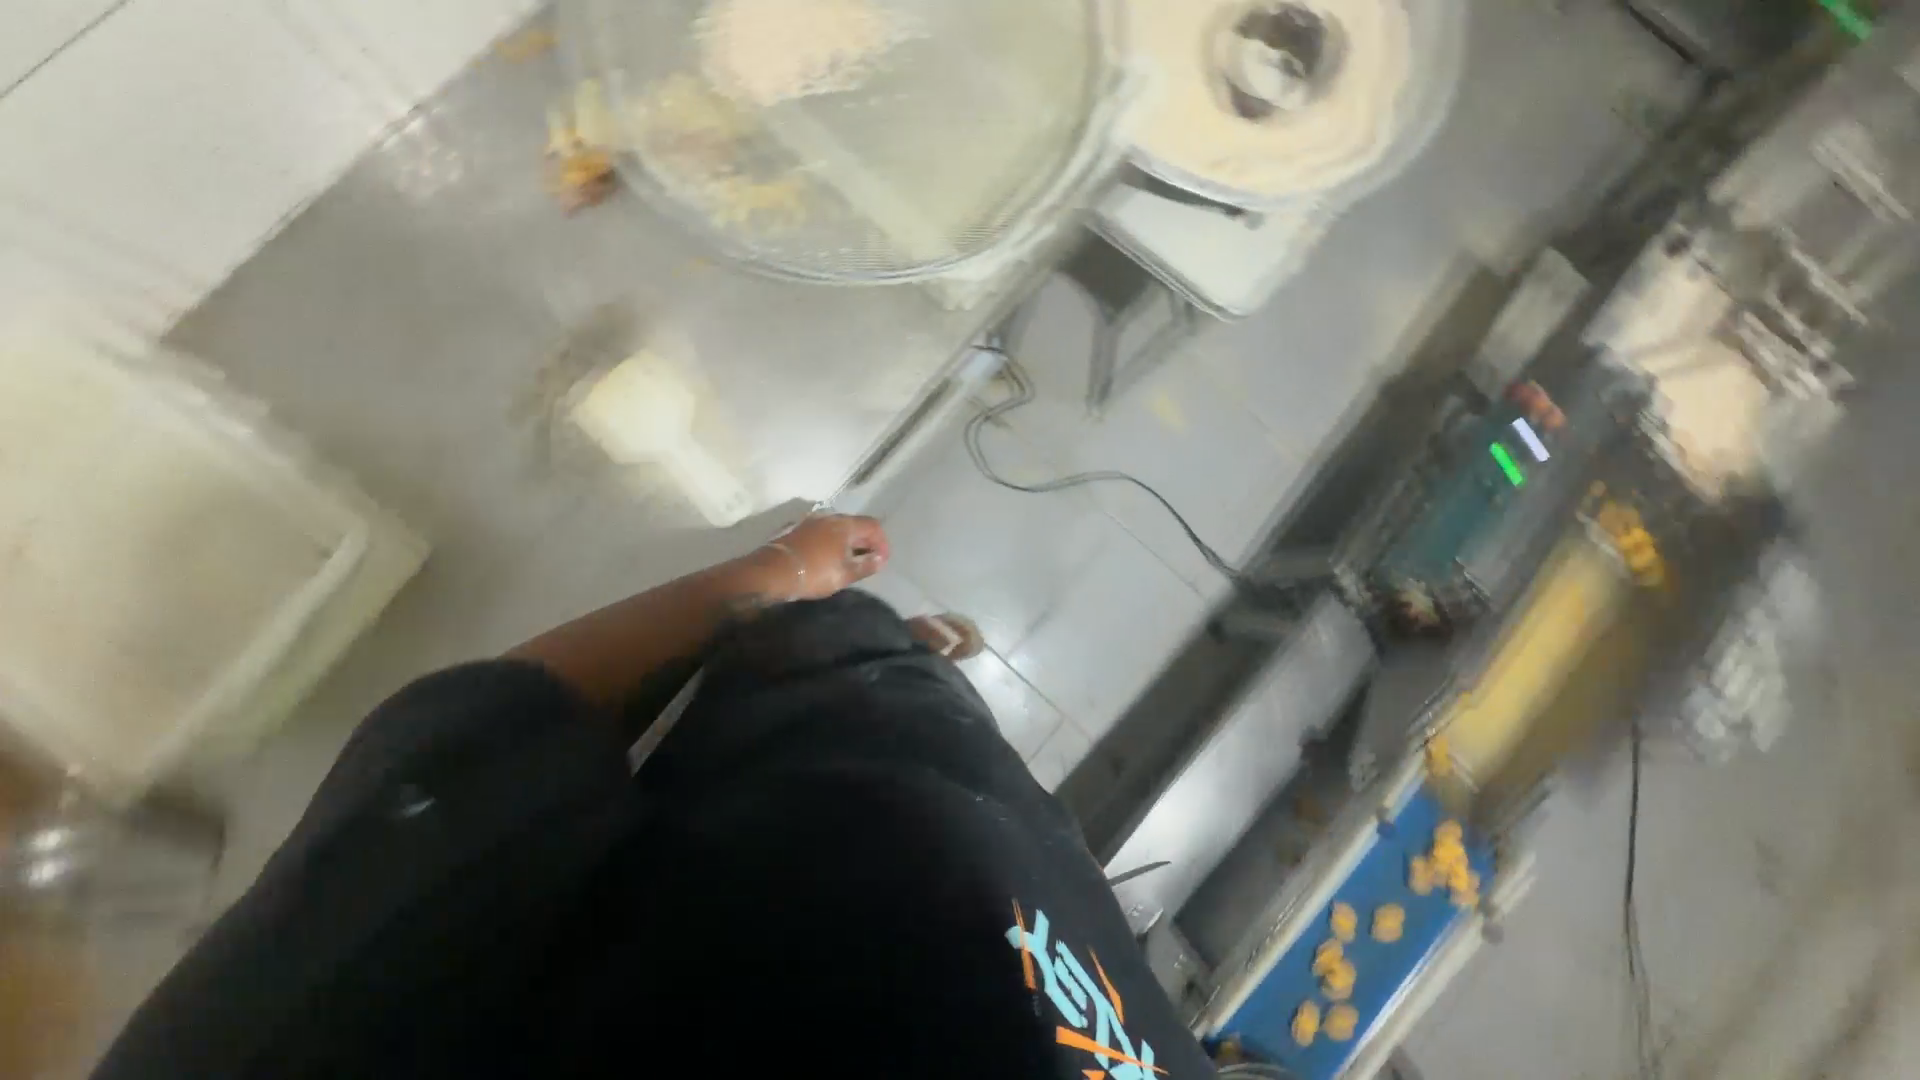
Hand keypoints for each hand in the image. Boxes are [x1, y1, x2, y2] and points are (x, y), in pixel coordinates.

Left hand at [761, 514, 889, 599]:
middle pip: (855, 524)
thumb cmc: (814, 573)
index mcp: (844, 525)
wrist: (772, 572)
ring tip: (850, 560)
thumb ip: (866, 566)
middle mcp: (829, 517)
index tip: (882, 560)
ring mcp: (811, 522)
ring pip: (838, 527)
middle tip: (869, 560)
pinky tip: (830, 557)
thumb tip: (880, 559)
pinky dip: (833, 542)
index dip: (882, 542)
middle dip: (866, 541)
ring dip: (848, 541)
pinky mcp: (798, 530)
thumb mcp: (844, 574)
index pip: (872, 526)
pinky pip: (824, 532)